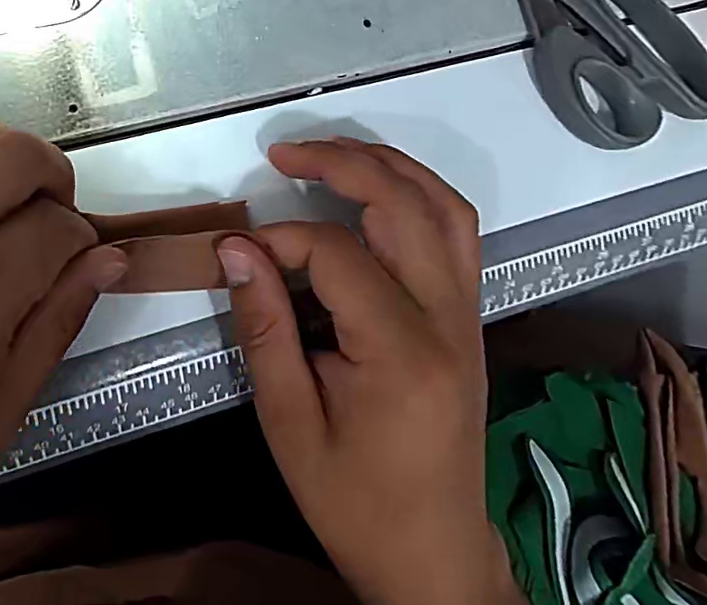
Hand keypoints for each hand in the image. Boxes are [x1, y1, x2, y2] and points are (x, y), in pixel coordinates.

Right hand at [216, 139, 521, 604]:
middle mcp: (448, 319)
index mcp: (402, 352)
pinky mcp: (469, 314)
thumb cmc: (354, 499)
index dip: (281, 239)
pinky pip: (455, 229)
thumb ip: (263, 325)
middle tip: (284, 152)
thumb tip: (237, 248)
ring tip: (330, 152)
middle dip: (341, 163)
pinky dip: (416, 191)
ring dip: (387, 165)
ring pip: (443, 205)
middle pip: (403, 206)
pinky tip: (377, 188)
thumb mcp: (289, 420)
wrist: (434, 554)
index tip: (240, 251)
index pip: (336, 254)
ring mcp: (468, 312)